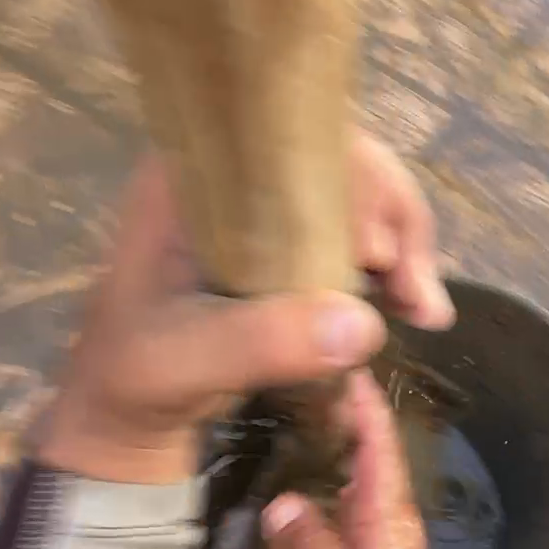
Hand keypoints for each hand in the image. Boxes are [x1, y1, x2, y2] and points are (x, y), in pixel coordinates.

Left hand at [36, 132, 453, 484]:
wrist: (124, 413)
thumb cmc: (133, 377)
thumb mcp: (182, 360)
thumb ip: (259, 341)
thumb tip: (362, 325)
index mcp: (196, 172)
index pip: (295, 135)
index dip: (357, 182)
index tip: (378, 256)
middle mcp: (236, 178)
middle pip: (343, 168)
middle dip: (395, 225)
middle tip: (416, 300)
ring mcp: (264, 214)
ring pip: (358, 205)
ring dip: (403, 252)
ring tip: (424, 312)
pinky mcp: (285, 251)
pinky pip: (353, 243)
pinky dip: (389, 274)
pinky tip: (410, 309)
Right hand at [262, 372, 462, 548]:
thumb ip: (307, 541)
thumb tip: (279, 503)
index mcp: (385, 505)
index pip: (378, 437)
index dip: (364, 398)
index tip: (346, 359)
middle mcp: (390, 505)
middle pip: (372, 445)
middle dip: (348, 409)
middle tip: (308, 379)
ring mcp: (386, 524)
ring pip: (364, 468)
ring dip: (343, 438)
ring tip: (304, 415)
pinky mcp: (379, 543)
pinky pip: (356, 493)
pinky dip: (337, 471)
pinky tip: (311, 475)